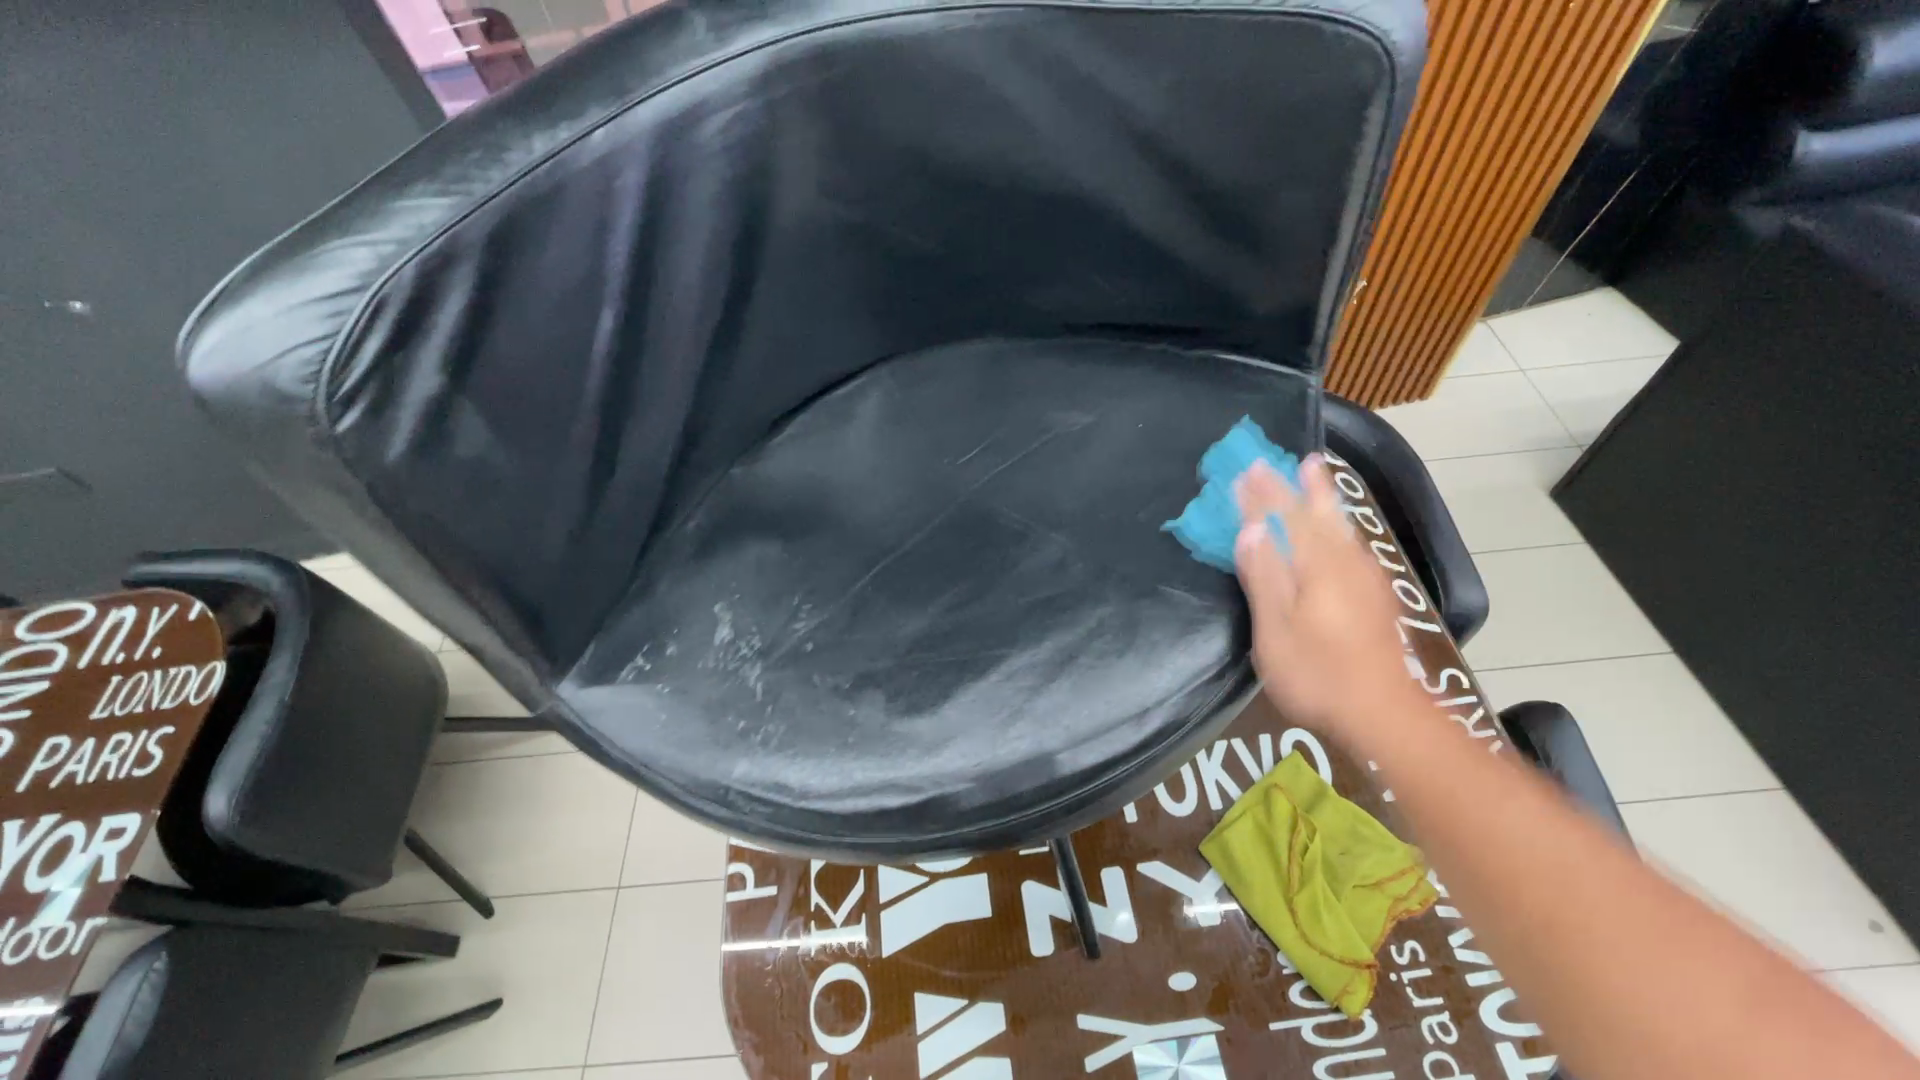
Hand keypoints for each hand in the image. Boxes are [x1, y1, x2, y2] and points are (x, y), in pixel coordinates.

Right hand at [1233, 456, 1419, 746]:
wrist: (1385, 714)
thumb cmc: (1319, 674)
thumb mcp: (1275, 630)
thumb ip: (1263, 575)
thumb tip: (1251, 529)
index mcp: (1315, 565)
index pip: (1283, 518)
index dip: (1263, 495)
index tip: (1246, 469)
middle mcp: (1344, 563)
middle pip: (1320, 515)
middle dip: (1303, 487)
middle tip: (1298, 457)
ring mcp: (1366, 580)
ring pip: (1341, 528)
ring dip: (1326, 501)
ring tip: (1318, 477)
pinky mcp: (1377, 599)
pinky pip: (1353, 545)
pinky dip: (1340, 527)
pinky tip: (1340, 534)